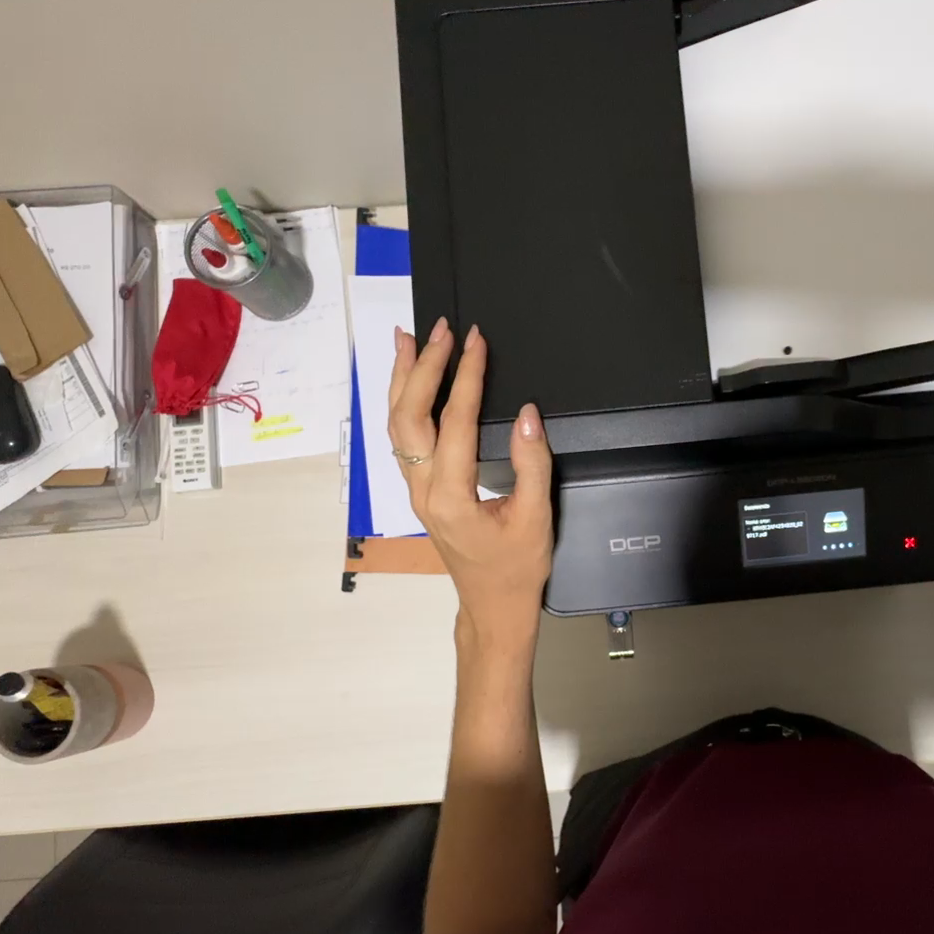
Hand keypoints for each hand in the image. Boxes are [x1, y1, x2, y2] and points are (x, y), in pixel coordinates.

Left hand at [389, 318, 553, 642]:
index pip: (454, 423)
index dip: (466, 378)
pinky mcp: (421, 491)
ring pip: (397, 426)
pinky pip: (403, 439)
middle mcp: (423, 489)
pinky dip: (404, 402)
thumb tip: (529, 413)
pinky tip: (411, 383)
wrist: (492, 605)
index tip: (476, 342)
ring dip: (402, 380)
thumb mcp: (536, 518)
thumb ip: (532, 464)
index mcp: (452, 496)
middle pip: (409, 416)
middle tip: (439, 329)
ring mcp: (416, 491)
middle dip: (422, 367)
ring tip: (408, 339)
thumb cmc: (517, 568)